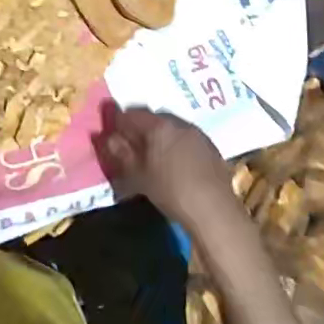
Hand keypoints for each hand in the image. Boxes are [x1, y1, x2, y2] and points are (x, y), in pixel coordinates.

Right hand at [98, 106, 240, 234]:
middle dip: (139, 129)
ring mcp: (197, 133)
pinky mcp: (211, 146)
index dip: (118, 122)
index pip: (131, 114)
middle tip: (132, 148)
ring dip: (160, 137)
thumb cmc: (170, 191)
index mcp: (158, 125)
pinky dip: (176, 145)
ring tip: (154, 157)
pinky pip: (186, 138)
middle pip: (152, 118)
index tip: (112, 136)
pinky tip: (176, 164)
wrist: (214, 210)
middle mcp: (178, 122)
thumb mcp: (137, 176)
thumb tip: (108, 137)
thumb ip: (121, 153)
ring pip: (171, 127)